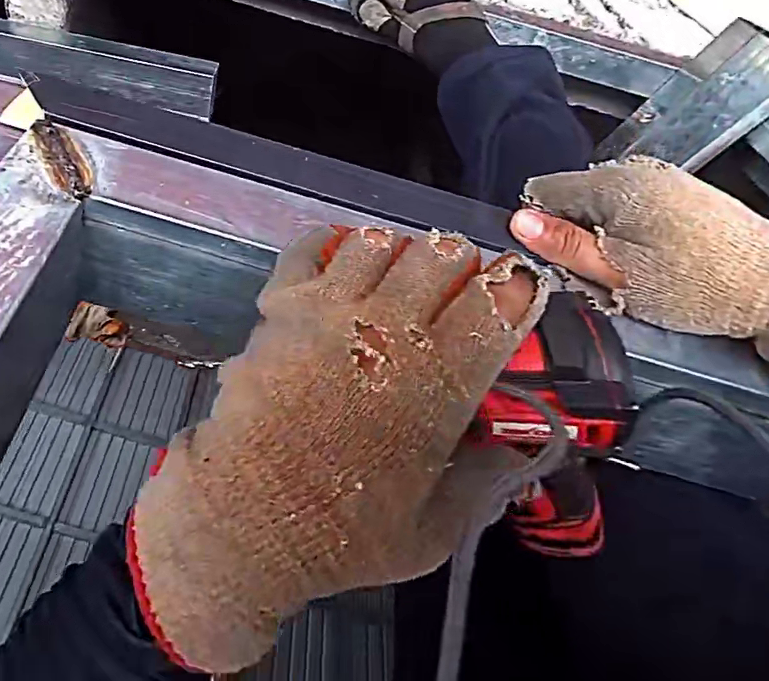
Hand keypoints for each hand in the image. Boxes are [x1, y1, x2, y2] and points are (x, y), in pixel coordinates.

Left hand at [129, 226, 549, 672]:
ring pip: (375, 242)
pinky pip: (306, 249)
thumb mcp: (436, 525)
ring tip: (395, 268)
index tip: (516, 284)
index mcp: (440, 379)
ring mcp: (330, 308)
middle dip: (456, 259)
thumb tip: (515, 450)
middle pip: (438, 256)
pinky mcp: (281, 304)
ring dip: (395, 248)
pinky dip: (326, 241)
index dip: (514, 285)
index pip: (495, 305)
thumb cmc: (345, 528)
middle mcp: (389, 328)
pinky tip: (336, 253)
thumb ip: (484, 480)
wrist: (252, 511)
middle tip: (453, 278)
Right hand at [509, 156, 768, 387]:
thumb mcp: (618, 275)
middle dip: (575, 230)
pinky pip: (632, 204)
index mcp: (613, 185)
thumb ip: (564, 245)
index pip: (542, 191)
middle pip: (572, 196)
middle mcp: (635, 171)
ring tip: (633, 267)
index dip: (543, 226)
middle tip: (604, 271)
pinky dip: (630, 229)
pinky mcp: (681, 192)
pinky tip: (655, 257)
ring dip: (603, 232)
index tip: (567, 257)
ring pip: (601, 202)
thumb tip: (519, 221)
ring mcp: (661, 178)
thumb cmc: (701, 286)